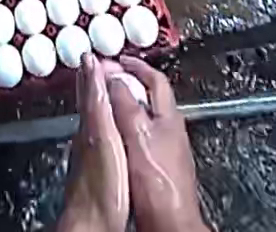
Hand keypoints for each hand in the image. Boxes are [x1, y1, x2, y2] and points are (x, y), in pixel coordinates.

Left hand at [60, 58, 128, 231]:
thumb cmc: (101, 186)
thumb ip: (96, 98)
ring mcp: (90, 151)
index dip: (96, 68)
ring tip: (114, 89)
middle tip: (109, 65)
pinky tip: (115, 129)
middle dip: (98, 81)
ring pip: (96, 116)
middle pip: (91, 98)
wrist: (93, 227)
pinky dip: (108, 123)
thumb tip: (88, 59)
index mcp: (88, 121)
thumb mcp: (101, 134)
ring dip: (104, 100)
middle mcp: (86, 133)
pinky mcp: (98, 168)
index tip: (105, 53)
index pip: (88, 85)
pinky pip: (102, 135)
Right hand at [111, 56, 208, 231]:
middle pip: (149, 96)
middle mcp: (170, 130)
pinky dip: (125, 127)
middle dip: (127, 84)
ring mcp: (166, 149)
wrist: (170, 227)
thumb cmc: (158, 185)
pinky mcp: (158, 167)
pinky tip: (113, 135)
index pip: (155, 78)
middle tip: (106, 79)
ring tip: (105, 103)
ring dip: (124, 106)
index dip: (136, 65)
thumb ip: (125, 104)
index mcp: (169, 117)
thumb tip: (114, 77)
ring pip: (144, 116)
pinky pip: (140, 135)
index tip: (118, 60)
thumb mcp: (137, 134)